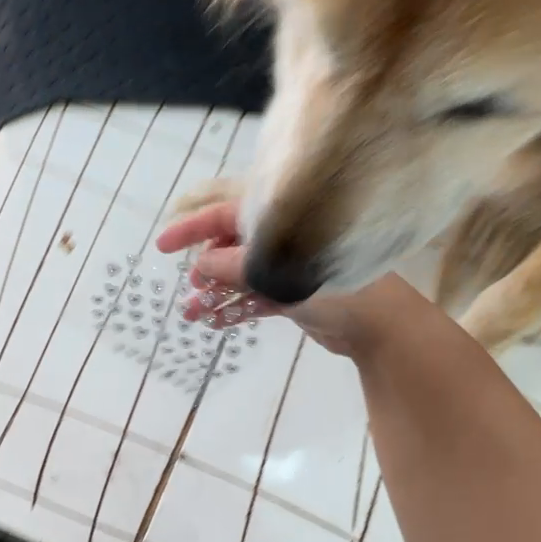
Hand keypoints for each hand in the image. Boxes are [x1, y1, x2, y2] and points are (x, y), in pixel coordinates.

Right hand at [156, 201, 403, 357]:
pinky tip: (216, 323)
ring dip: (216, 295)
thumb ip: (233, 265)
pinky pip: (256, 298)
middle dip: (205, 268)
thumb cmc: (332, 287)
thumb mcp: (275, 272)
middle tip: (191, 289)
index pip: (225, 215)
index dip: (191, 229)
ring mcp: (291, 267)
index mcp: (282, 219)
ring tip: (192, 315)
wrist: (378, 325)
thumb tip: (201, 263)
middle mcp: (285, 238)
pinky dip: (236, 309)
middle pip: (232, 247)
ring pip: (241, 277)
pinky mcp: (296, 295)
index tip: (162, 246)